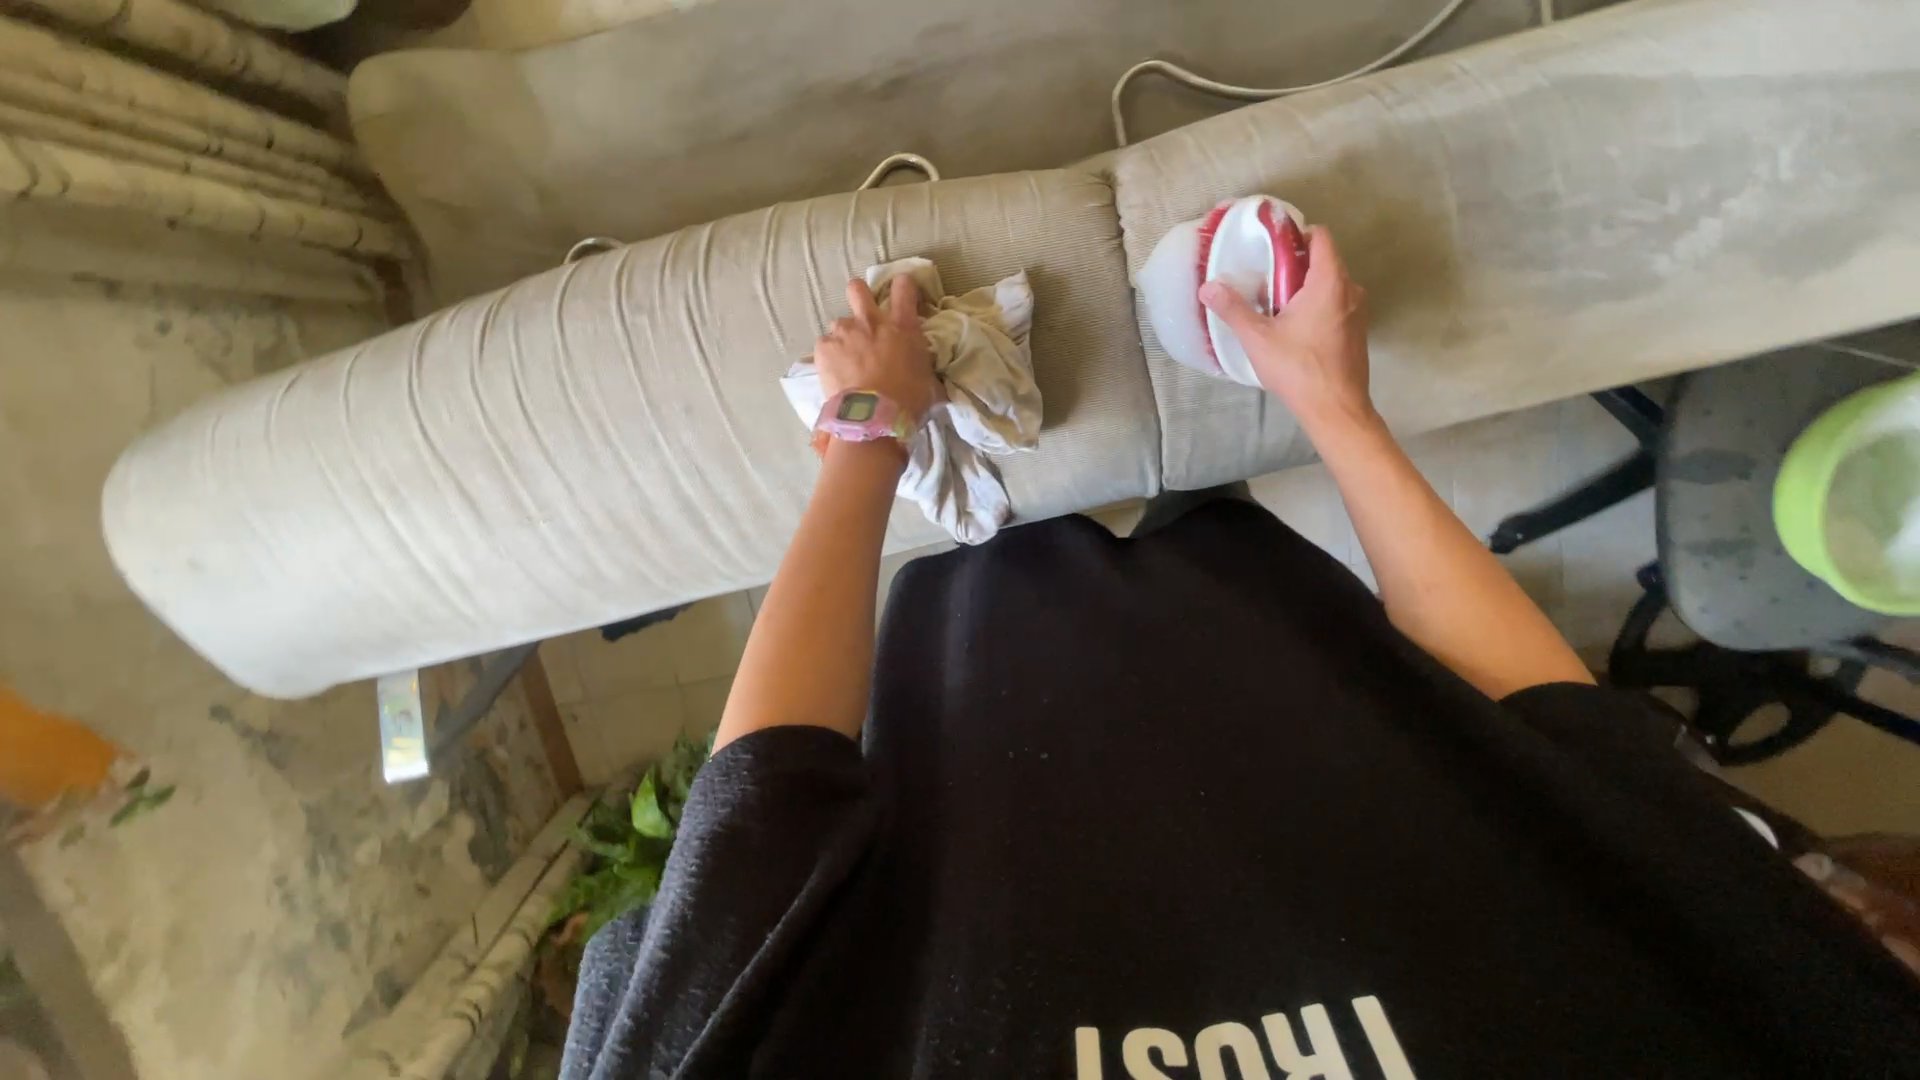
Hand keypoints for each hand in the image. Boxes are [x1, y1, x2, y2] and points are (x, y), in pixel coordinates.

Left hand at [814, 276, 938, 423]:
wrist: (874, 419)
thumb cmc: (909, 402)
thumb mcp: (929, 381)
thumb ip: (922, 366)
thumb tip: (925, 371)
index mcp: (902, 327)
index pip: (904, 287)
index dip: (902, 286)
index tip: (902, 295)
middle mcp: (871, 321)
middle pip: (858, 289)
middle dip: (859, 296)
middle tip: (863, 317)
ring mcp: (844, 332)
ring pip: (839, 324)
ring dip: (844, 338)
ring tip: (847, 362)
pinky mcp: (823, 348)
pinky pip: (825, 347)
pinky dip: (830, 358)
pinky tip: (836, 376)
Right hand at [1199, 226, 1374, 432]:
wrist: (1335, 408)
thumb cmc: (1298, 369)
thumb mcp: (1258, 338)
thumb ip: (1233, 309)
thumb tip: (1207, 288)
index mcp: (1329, 282)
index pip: (1321, 237)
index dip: (1296, 236)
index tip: (1271, 249)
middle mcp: (1351, 290)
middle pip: (1323, 262)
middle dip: (1295, 267)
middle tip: (1265, 283)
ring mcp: (1358, 312)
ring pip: (1330, 286)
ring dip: (1305, 290)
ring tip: (1277, 309)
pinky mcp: (1357, 332)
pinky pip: (1336, 306)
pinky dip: (1317, 308)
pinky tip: (1295, 331)